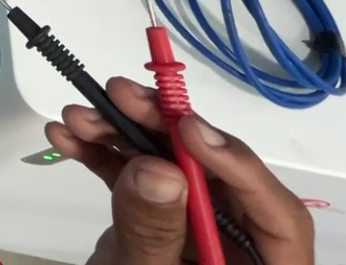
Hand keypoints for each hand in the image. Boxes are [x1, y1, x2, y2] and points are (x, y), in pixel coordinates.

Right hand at [45, 78, 314, 264]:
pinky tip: (68, 137)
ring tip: (77, 116)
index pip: (278, 218)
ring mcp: (196, 237)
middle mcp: (239, 254)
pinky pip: (134, 178)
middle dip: (161, 131)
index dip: (236, 165)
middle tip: (121, 96)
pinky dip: (100, 153)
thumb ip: (154, 233)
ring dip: (117, 133)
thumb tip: (160, 169)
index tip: (186, 127)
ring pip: (169, 168)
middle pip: (216, 179)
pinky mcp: (157, 223)